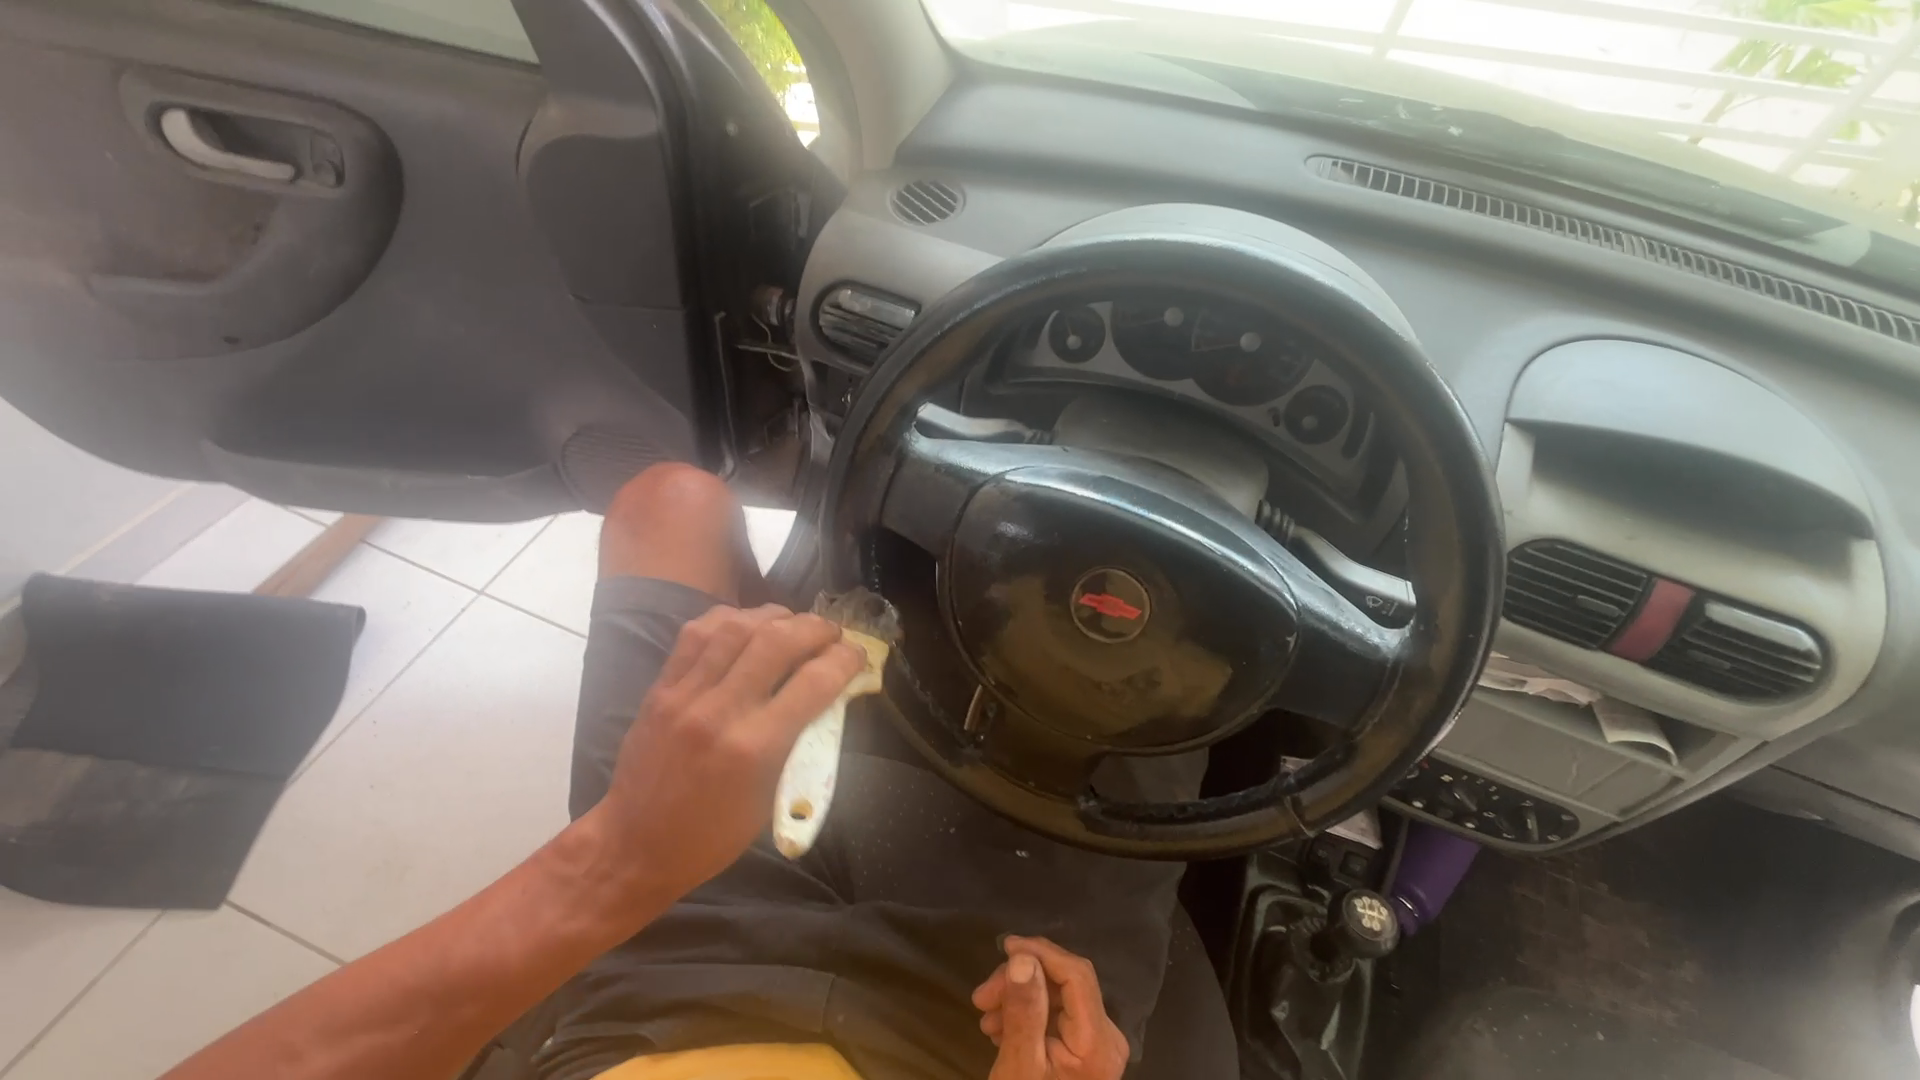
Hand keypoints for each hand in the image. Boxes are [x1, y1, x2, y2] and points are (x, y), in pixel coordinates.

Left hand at [582, 604, 865, 901]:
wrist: (634, 847)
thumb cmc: (713, 835)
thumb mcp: (772, 797)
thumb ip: (801, 742)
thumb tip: (831, 695)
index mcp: (754, 748)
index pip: (814, 682)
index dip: (846, 659)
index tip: (858, 655)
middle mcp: (719, 711)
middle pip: (777, 641)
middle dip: (815, 628)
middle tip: (832, 633)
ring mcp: (684, 695)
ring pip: (736, 626)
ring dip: (775, 617)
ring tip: (794, 623)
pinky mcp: (660, 688)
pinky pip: (697, 633)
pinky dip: (730, 619)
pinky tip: (747, 625)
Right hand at [972, 936, 1129, 1079]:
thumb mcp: (1019, 1065)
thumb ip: (1024, 1011)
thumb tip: (1023, 957)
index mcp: (1099, 1041)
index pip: (1077, 974)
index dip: (1041, 952)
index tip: (1004, 947)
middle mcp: (1108, 1037)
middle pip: (1066, 983)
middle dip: (1021, 980)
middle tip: (982, 997)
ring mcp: (1099, 1044)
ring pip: (1058, 996)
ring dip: (1020, 997)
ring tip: (986, 1015)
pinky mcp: (1087, 1051)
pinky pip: (1059, 1016)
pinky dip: (1029, 1013)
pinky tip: (1002, 1026)